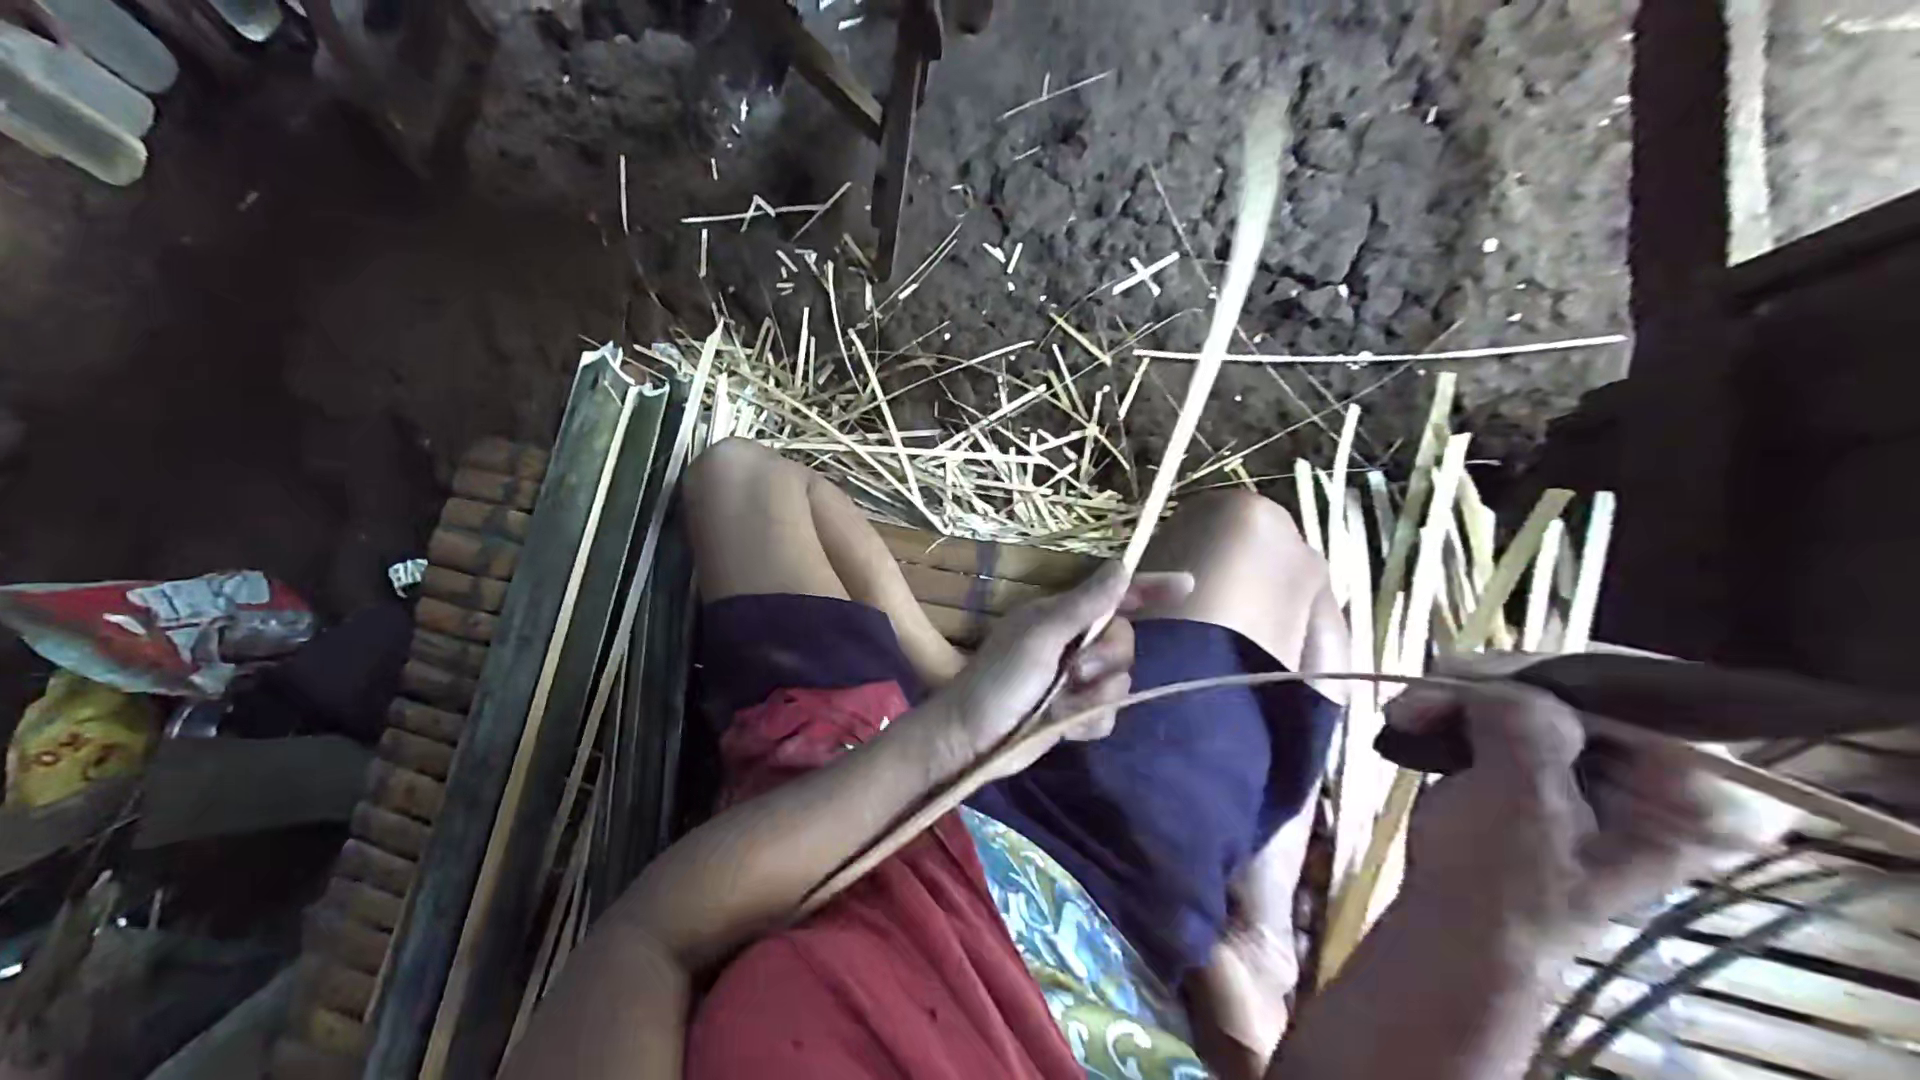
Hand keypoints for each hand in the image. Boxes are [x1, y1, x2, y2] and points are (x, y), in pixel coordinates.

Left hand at [924, 563, 1193, 780]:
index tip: (1187, 585)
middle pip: (1124, 642)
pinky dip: (1088, 720)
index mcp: (1061, 615)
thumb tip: (1122, 567)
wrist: (972, 739)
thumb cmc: (1000, 679)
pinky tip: (1063, 724)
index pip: (1116, 596)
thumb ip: (1084, 604)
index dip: (1150, 590)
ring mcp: (1074, 680)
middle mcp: (1071, 643)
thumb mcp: (1041, 636)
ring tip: (1059, 701)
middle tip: (1073, 670)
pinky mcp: (1075, 713)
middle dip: (1106, 658)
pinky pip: (1108, 714)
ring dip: (1094, 694)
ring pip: (1120, 681)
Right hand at [1386, 677, 1753, 962]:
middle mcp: (1663, 772)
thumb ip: (1524, 729)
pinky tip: (1413, 719)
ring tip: (1402, 712)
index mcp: (1697, 795)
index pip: (1641, 694)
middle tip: (1421, 691)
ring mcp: (1600, 765)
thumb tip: (1503, 682)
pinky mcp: (1548, 762)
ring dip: (1458, 697)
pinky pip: (1503, 712)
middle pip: (1577, 688)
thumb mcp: (1518, 804)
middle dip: (1490, 687)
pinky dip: (1454, 711)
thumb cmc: (1499, 883)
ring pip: (1530, 695)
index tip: (1476, 677)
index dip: (1554, 674)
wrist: (1456, 928)